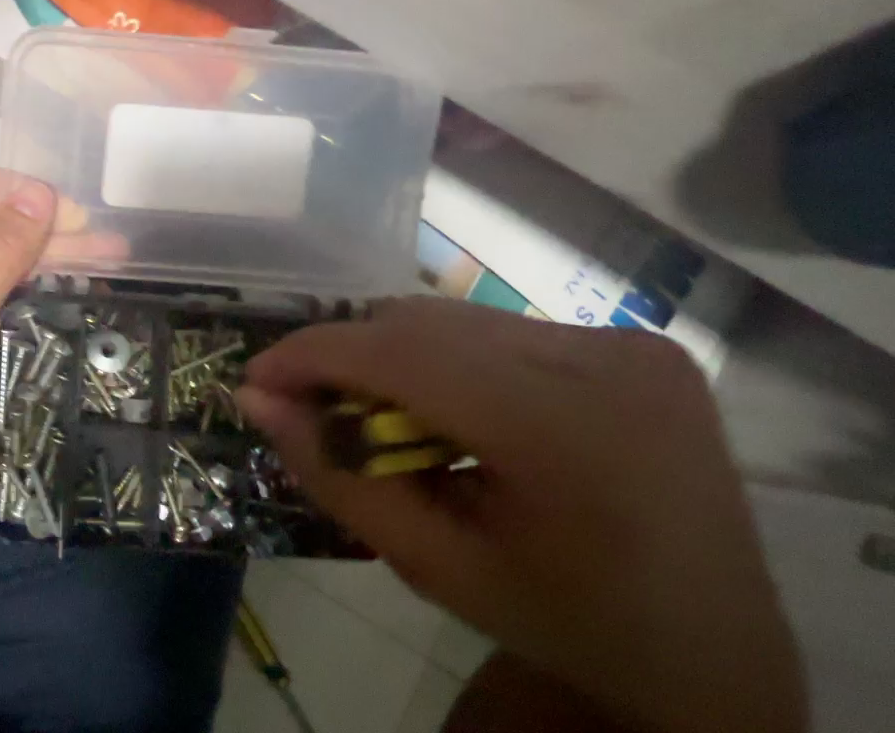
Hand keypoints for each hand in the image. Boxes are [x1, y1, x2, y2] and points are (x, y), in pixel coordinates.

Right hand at [236, 298, 805, 732]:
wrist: (714, 650)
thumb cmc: (561, 618)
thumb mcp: (430, 564)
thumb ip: (333, 474)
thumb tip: (255, 398)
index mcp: (566, 433)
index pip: (400, 354)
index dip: (311, 355)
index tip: (254, 381)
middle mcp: (609, 362)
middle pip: (421, 324)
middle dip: (349, 361)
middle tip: (317, 415)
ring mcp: (632, 345)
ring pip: (453, 319)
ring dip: (397, 360)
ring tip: (392, 424)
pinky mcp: (637, 343)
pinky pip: (497, 329)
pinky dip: (449, 362)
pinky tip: (459, 416)